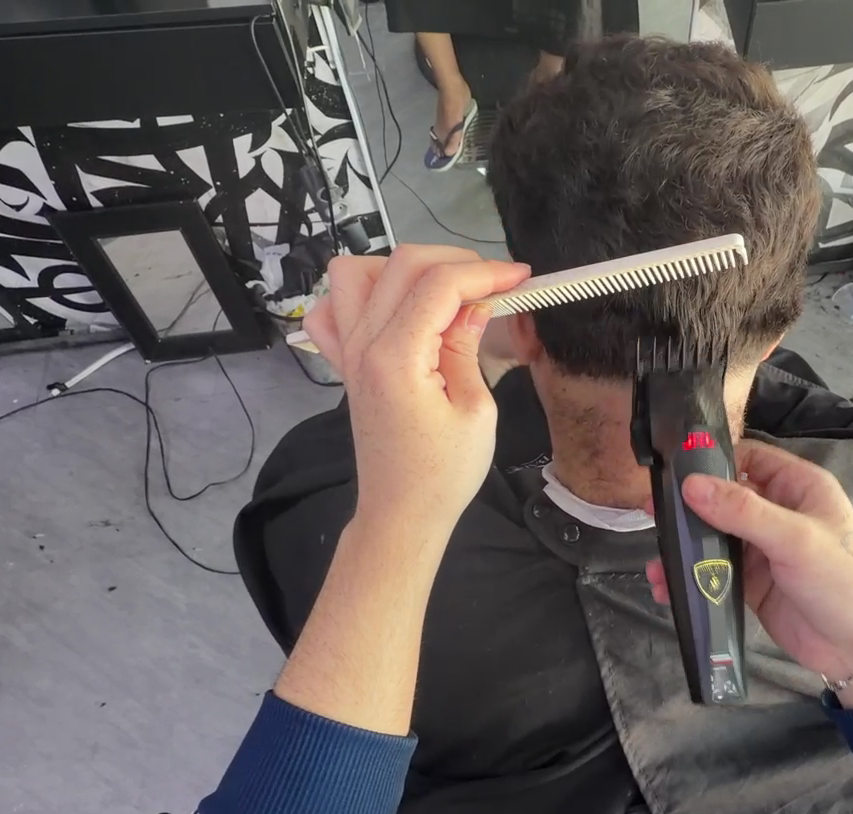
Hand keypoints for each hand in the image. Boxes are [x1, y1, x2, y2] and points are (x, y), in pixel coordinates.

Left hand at [303, 246, 531, 541]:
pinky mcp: (345, 364)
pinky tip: (391, 310)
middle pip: (401, 264)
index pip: (439, 285)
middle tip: (493, 283)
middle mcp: (363, 344)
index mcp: (397, 357)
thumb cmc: (445, 474)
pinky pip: (331, 311)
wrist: (402, 512)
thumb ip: (467, 347)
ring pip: (356, 272)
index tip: (521, 277)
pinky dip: (358, 297)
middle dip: (454, 262)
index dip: (486, 272)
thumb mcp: (477, 411)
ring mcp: (347, 352)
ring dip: (402, 268)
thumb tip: (474, 304)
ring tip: (441, 291)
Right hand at [644, 440, 852, 706]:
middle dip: (688, 508)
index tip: (674, 472)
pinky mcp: (751, 583)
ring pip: (713, 537)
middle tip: (651, 515)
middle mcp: (778, 512)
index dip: (713, 461)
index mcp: (798, 487)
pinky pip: (714, 572)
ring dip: (684, 548)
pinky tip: (668, 588)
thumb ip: (742, 511)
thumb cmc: (842, 581)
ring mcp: (763, 550)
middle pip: (723, 498)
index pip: (749, 458)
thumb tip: (690, 485)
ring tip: (656, 564)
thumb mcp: (795, 539)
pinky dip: (691, 579)